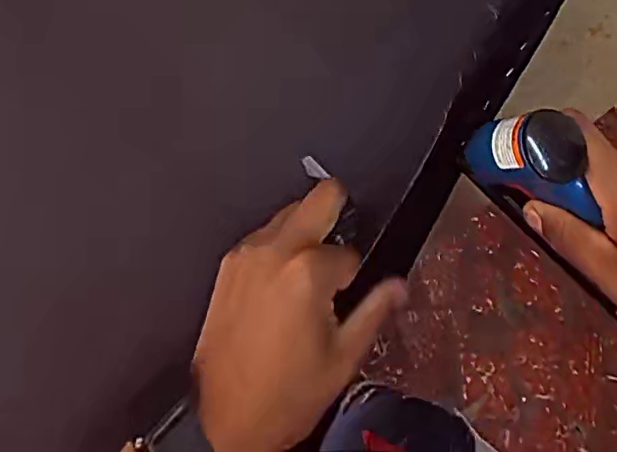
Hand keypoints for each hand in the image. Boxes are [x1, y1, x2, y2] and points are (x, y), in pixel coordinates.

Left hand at [192, 180, 407, 451]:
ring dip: (306, 233)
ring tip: (306, 278)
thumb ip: (374, 311)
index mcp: (308, 272)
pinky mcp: (230, 262)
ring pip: (291, 212)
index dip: (354, 273)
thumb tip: (398, 286)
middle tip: (339, 249)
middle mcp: (276, 250)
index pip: (349, 251)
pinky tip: (280, 285)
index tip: (346, 292)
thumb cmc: (280, 397)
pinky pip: (265, 234)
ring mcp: (249, 252)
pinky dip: (279, 247)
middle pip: (322, 195)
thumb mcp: (341, 360)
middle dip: (339, 212)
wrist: (218, 421)